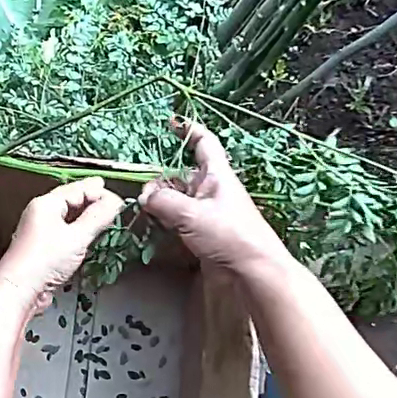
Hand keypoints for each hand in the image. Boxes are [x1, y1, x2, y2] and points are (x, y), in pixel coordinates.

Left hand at [0, 177, 125, 311]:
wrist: (19, 291)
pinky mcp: (43, 247)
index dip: (100, 193)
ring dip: (87, 218)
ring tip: (106, 220)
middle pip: (73, 201)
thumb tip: (114, 202)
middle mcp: (41, 213)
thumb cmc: (43, 262)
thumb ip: (98, 217)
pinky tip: (89, 237)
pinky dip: (79, 231)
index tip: (119, 202)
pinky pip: (65, 232)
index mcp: (46, 203)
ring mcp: (41, 230)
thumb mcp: (77, 237)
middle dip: (94, 203)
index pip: (78, 188)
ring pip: (69, 217)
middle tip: (115, 208)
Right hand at [139, 118, 291, 279]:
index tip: (170, 123)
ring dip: (158, 204)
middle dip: (159, 180)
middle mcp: (212, 191)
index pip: (204, 143)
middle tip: (144, 193)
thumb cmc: (231, 236)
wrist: (253, 274)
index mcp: (217, 175)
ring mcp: (207, 214)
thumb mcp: (192, 213)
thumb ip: (163, 201)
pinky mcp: (203, 235)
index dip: (188, 130)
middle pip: (180, 175)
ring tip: (144, 213)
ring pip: (176, 199)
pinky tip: (152, 228)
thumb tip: (144, 197)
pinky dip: (163, 222)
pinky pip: (177, 221)